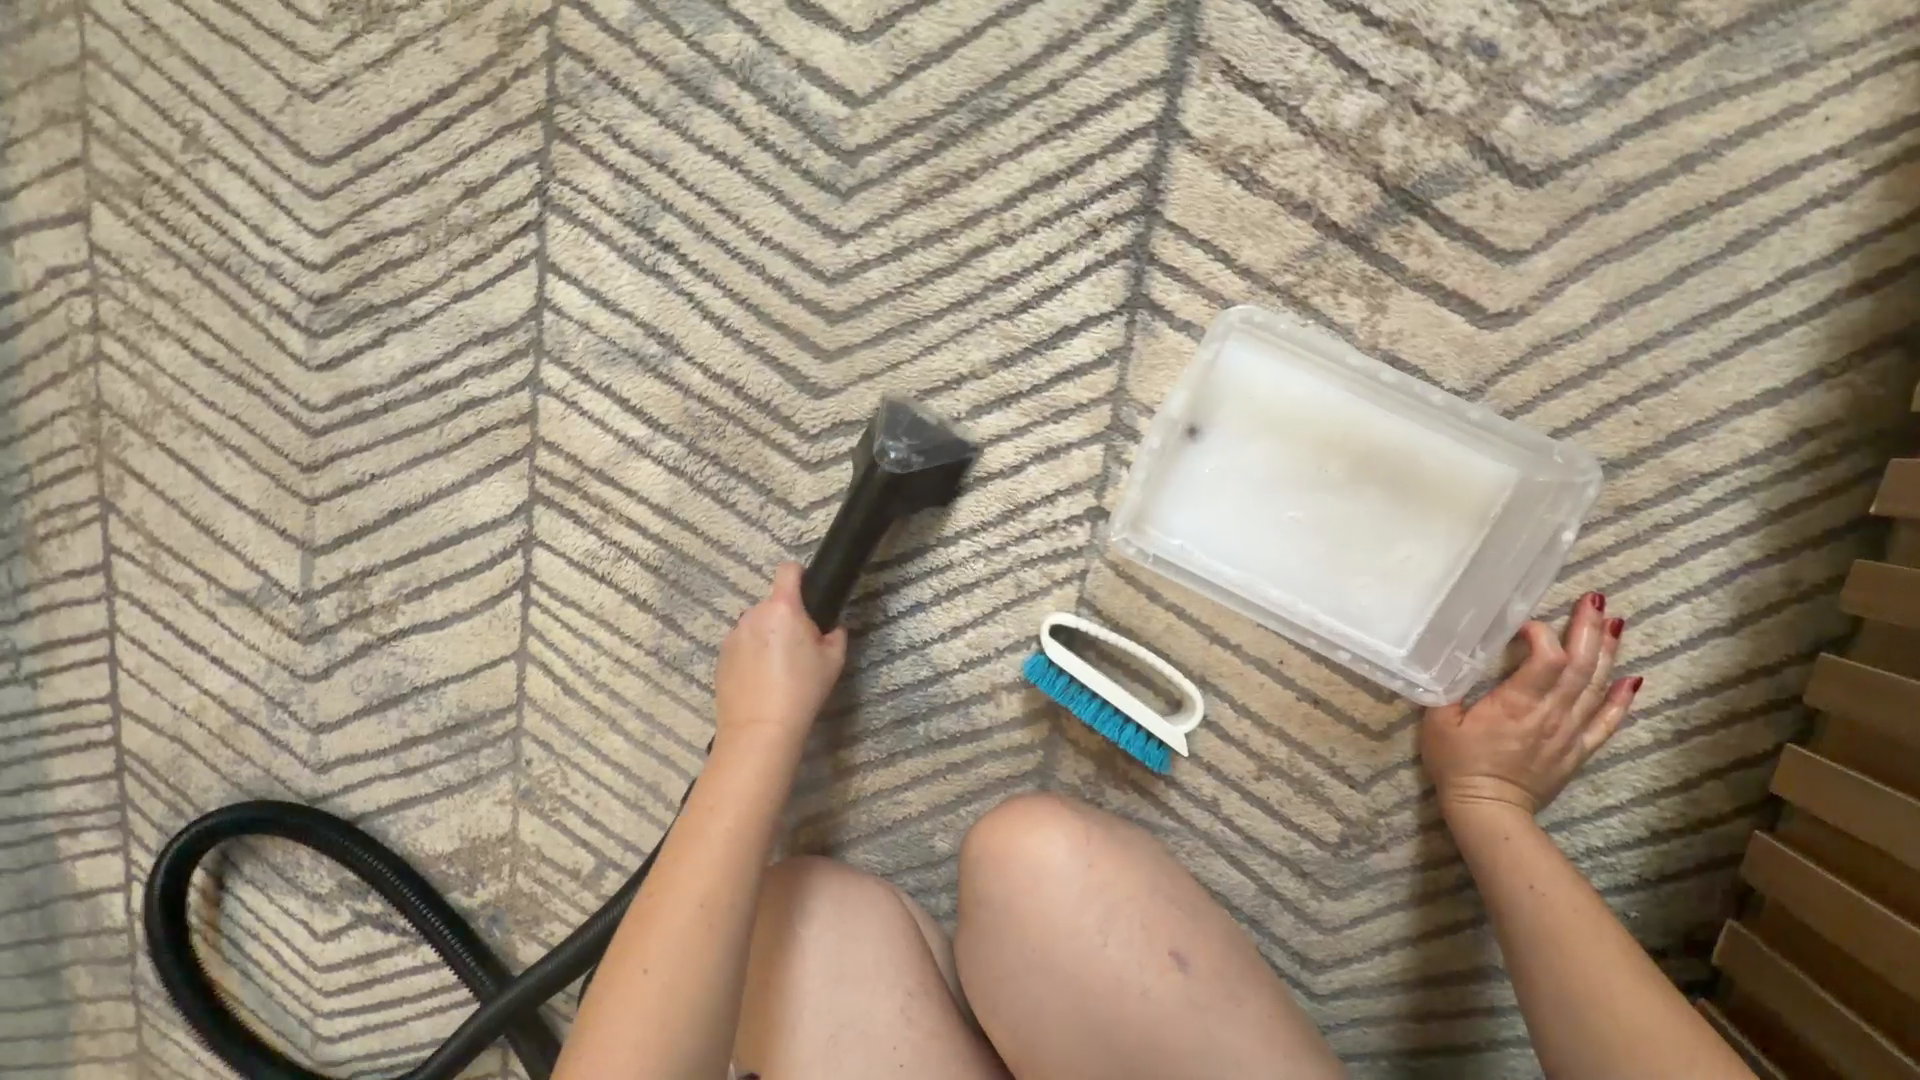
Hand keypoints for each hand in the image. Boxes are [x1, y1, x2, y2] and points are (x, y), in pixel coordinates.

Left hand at [713, 563, 847, 752]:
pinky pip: (742, 644)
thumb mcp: (833, 661)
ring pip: (756, 625)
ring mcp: (734, 635)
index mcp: (783, 609)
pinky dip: (751, 654)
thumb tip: (830, 630)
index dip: (799, 575)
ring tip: (778, 668)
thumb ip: (835, 635)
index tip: (807, 592)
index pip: (787, 570)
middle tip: (799, 647)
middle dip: (785, 617)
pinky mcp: (721, 656)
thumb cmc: (802, 690)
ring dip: (767, 635)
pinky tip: (761, 680)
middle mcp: (754, 614)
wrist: (760, 727)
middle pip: (772, 603)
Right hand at [1420, 593, 1641, 818]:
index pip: (1545, 661)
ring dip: (1608, 652)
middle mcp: (1551, 715)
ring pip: (1597, 686)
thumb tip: (1461, 656)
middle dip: (1588, 630)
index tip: (1527, 621)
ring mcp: (1569, 732)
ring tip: (1615, 621)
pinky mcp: (1578, 748)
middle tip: (1594, 599)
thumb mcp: (1437, 721)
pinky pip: (1607, 720)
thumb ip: (1450, 687)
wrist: (1488, 809)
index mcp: (1516, 706)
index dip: (1543, 635)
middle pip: (1579, 666)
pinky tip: (1634, 676)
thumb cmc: (1456, 763)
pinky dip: (1623, 698)